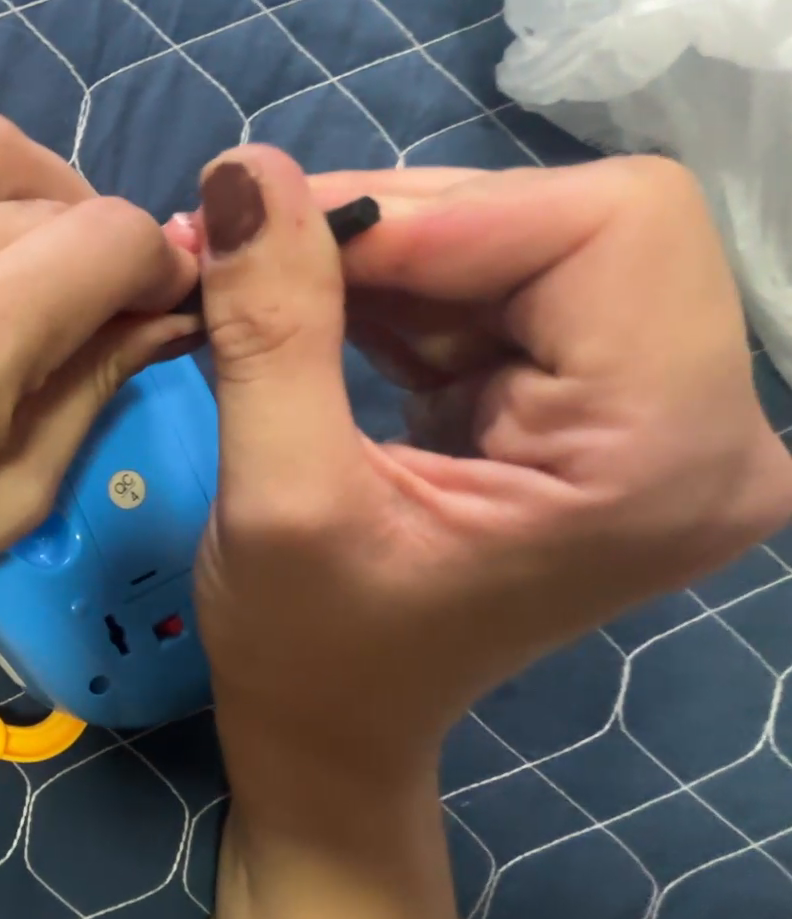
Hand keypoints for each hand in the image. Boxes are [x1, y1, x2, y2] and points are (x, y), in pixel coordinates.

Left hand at [0, 0, 199, 682]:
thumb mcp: (7, 501)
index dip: (155, 266)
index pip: (103, 240)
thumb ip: (91, 386)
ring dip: (36, 195)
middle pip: (46, 200)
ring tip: (41, 258)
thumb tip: (165, 307)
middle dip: (98, 245)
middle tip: (104, 310)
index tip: (162, 308)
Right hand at [188, 147, 791, 767]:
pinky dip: (382, 296)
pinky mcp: (571, 417)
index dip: (433, 221)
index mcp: (660, 455)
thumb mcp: (275, 496)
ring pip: (515, 257)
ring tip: (252, 283)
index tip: (279, 251)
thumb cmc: (300, 645)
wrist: (322, 723)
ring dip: (370, 259)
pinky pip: (487, 306)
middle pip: (564, 231)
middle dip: (387, 233)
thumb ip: (271, 334)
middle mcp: (697, 422)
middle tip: (242, 253)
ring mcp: (637, 417)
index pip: (604, 230)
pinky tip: (301, 315)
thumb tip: (237, 179)